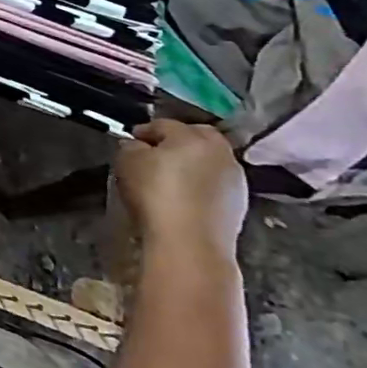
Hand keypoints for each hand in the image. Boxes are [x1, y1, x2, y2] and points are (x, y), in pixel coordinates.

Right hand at [114, 120, 246, 255]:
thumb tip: (137, 145)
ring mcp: (235, 180)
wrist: (191, 242)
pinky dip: (201, 183)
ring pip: (210, 160)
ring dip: (193, 163)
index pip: (165, 124)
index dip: (144, 130)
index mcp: (192, 138)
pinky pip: (216, 183)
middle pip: (198, 136)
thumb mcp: (127, 163)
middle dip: (178, 140)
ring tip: (170, 177)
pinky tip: (184, 196)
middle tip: (155, 153)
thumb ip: (130, 147)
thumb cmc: (155, 195)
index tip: (130, 141)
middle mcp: (220, 153)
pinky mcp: (239, 204)